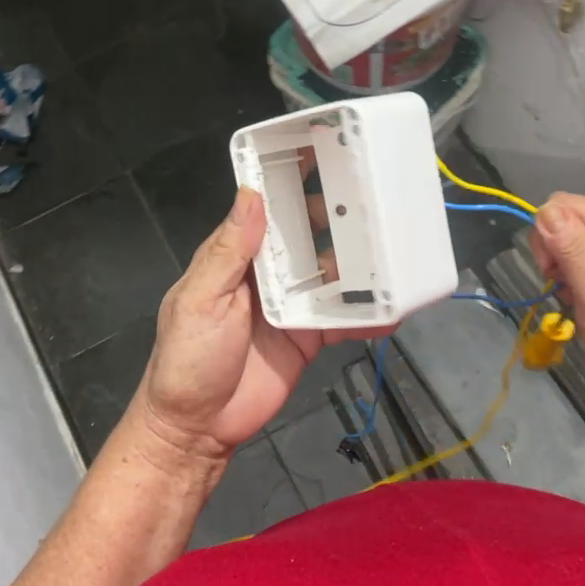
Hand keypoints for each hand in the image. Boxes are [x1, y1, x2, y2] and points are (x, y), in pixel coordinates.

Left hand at [129, 187, 380, 462]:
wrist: (198, 429)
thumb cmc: (188, 360)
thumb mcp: (200, 300)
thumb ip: (228, 251)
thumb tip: (251, 194)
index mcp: (234, 258)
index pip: (265, 211)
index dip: (291, 184)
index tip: (326, 156)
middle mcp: (265, 276)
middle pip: (307, 238)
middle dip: (337, 220)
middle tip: (377, 200)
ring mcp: (290, 308)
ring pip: (331, 276)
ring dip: (359, 264)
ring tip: (396, 246)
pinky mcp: (308, 339)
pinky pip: (342, 320)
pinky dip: (368, 316)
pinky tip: (394, 309)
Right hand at [529, 193, 584, 394]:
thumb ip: (572, 249)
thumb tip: (544, 210)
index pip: (562, 205)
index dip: (547, 235)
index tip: (553, 272)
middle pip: (562, 219)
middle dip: (551, 251)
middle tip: (563, 286)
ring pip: (564, 240)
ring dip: (559, 268)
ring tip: (576, 296)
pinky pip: (575, 258)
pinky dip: (569, 278)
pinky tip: (581, 298)